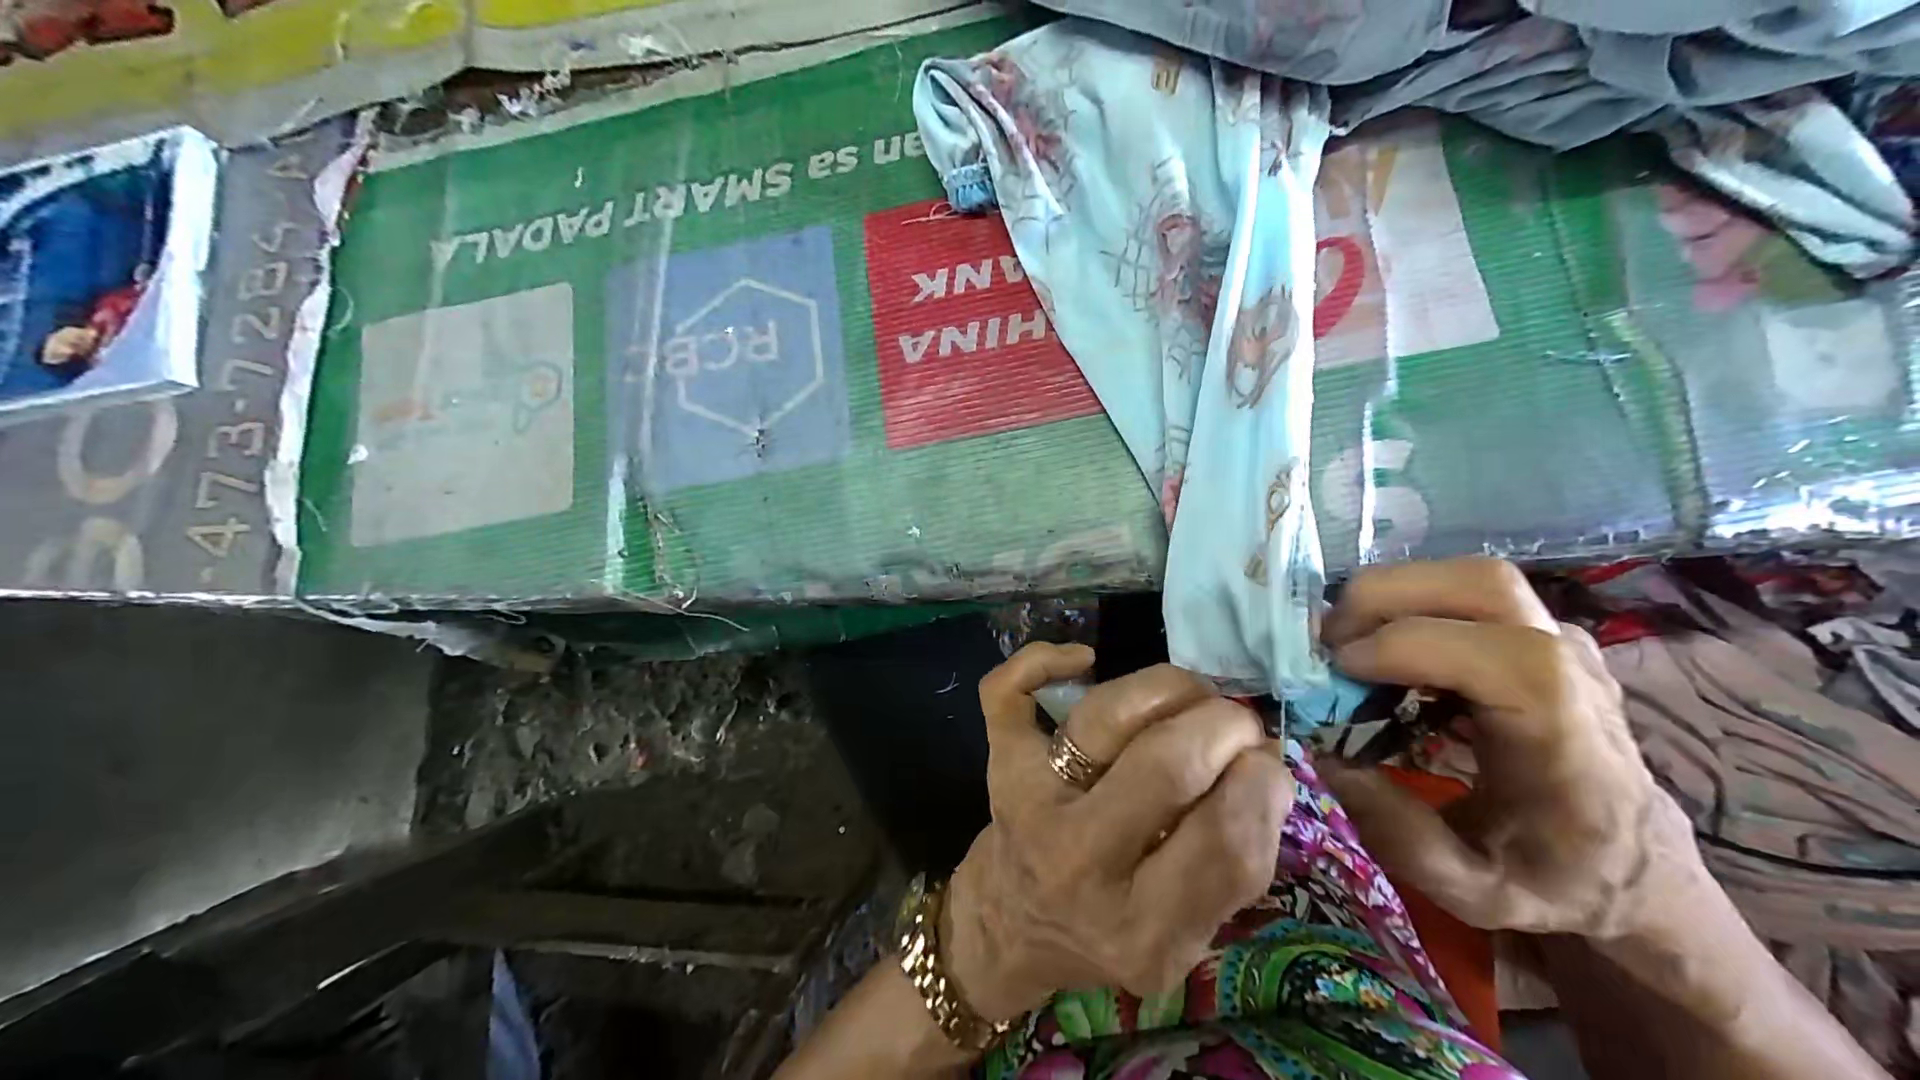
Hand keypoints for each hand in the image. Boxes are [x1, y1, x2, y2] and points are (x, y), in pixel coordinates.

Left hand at [940, 645, 1293, 1021]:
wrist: (1014, 923)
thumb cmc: (1111, 929)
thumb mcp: (1183, 936)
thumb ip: (1230, 862)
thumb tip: (1266, 762)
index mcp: (1143, 928)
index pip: (1223, 844)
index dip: (1262, 788)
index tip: (1269, 763)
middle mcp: (1080, 862)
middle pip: (1165, 765)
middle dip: (1221, 726)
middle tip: (1238, 723)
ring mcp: (1030, 805)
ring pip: (1102, 716)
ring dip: (1166, 686)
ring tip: (1194, 694)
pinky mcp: (999, 766)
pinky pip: (1006, 695)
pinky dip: (1041, 662)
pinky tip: (1085, 659)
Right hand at [1318, 557, 1709, 939]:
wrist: (1634, 863)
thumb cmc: (1556, 879)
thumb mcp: (1471, 889)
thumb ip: (1395, 831)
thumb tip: (1323, 751)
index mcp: (1570, 739)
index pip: (1501, 656)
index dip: (1405, 647)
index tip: (1336, 674)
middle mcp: (1573, 670)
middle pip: (1480, 585)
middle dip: (1382, 599)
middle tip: (1324, 644)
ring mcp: (1557, 641)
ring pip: (1465, 576)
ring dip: (1387, 597)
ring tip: (1342, 645)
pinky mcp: (1532, 632)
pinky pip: (1458, 593)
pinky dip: (1402, 605)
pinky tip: (1374, 651)